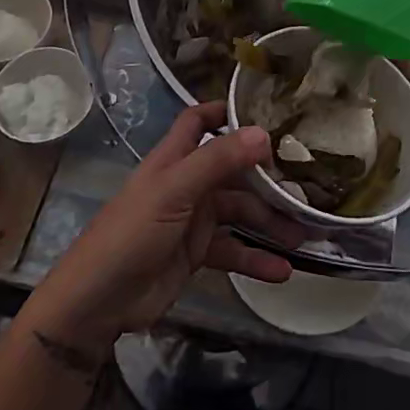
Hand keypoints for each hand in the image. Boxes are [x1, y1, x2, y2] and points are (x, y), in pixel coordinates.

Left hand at [22, 103, 306, 353]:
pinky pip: (233, 251)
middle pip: (231, 172)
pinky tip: (283, 271)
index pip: (198, 122)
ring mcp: (191, 220)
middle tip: (307, 188)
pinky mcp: (195, 254)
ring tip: (306, 236)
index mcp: (173, 159)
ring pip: (238, 214)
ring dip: (269, 223)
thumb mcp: (175, 190)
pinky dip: (256, 259)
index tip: (267, 112)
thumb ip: (217, 161)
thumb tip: (263, 132)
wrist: (102, 297)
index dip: (225, 112)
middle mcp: (185, 184)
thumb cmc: (134, 231)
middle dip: (266, 179)